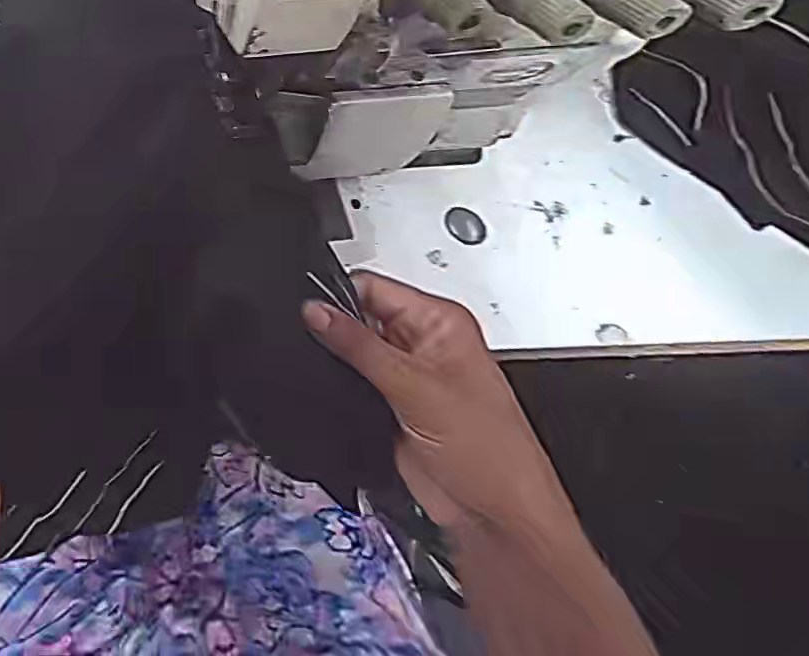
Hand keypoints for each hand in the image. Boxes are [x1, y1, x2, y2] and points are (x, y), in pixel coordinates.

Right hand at [302, 273, 570, 532]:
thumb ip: (359, 346)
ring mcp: (406, 375)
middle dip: (337, 328)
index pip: (375, 287)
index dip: (340, 295)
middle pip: (361, 315)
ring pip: (354, 350)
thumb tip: (317, 311)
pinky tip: (338, 392)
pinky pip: (353, 382)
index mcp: (439, 321)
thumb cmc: (493, 455)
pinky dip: (341, 385)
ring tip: (335, 374)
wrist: (496, 521)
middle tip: (318, 341)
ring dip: (339, 359)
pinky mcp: (391, 404)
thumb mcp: (416, 387)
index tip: (312, 309)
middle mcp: (422, 343)